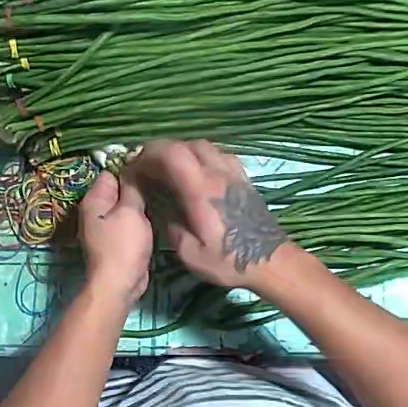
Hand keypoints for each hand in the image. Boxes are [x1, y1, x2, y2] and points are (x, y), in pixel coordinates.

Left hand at [77, 171, 151, 306]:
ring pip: (125, 206)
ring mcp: (103, 226)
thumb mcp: (131, 211)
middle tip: (161, 185)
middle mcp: (94, 209)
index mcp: (94, 199)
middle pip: (118, 189)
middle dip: (137, 187)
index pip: (112, 172)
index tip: (153, 171)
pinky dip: (139, 220)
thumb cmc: (124, 245)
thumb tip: (134, 167)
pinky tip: (154, 218)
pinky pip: (128, 221)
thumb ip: (132, 187)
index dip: (131, 170)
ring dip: (140, 205)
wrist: (118, 283)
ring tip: (160, 200)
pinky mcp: (115, 239)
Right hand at [128, 139, 296, 290]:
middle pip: (187, 144)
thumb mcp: (190, 254)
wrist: (272, 262)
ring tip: (170, 170)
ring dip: (182, 151)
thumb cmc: (230, 261)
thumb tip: (160, 210)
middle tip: (148, 167)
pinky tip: (196, 174)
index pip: (172, 153)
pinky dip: (201, 157)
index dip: (149, 154)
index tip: (135, 167)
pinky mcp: (244, 179)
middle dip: (162, 151)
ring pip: (204, 146)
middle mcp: (218, 174)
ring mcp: (234, 174)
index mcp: (202, 190)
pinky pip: (219, 155)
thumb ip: (170, 227)